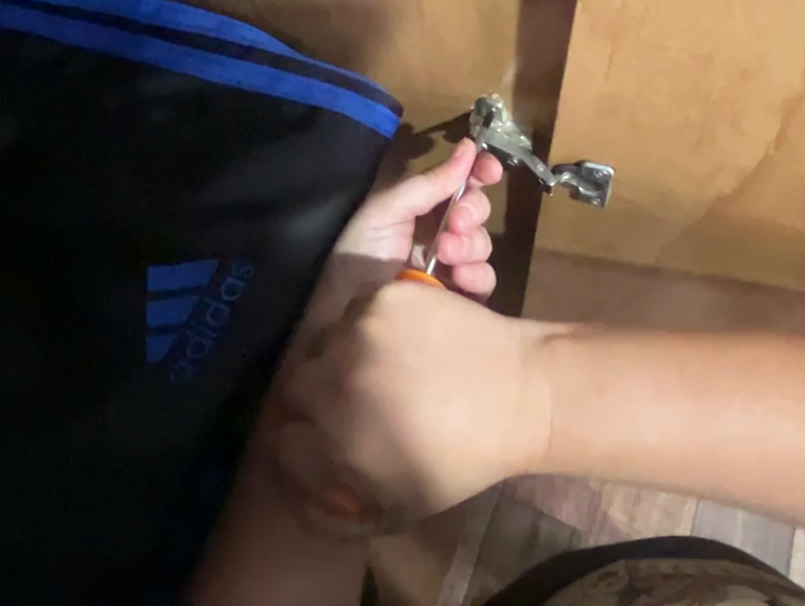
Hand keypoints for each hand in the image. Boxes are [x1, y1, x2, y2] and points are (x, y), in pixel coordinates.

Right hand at [272, 281, 556, 534]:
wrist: (520, 390)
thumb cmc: (461, 456)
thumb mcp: (396, 506)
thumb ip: (337, 511)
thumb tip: (299, 491)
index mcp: (339, 440)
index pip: (284, 440)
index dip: (305, 442)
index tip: (327, 437)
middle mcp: (340, 380)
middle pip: (297, 385)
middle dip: (317, 397)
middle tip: (353, 397)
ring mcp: (362, 329)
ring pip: (323, 341)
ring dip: (340, 355)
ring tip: (378, 364)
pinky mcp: (385, 293)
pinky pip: (354, 308)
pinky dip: (368, 322)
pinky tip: (399, 337)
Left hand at [325, 137, 503, 297]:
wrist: (341, 316)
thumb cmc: (357, 256)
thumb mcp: (385, 211)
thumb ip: (429, 183)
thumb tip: (470, 147)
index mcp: (421, 206)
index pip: (460, 181)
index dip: (480, 171)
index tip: (492, 170)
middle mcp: (439, 232)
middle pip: (477, 211)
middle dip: (471, 212)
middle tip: (455, 223)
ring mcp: (451, 267)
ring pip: (483, 245)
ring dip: (470, 245)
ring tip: (446, 255)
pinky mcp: (458, 300)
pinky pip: (484, 282)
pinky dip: (477, 276)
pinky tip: (459, 279)